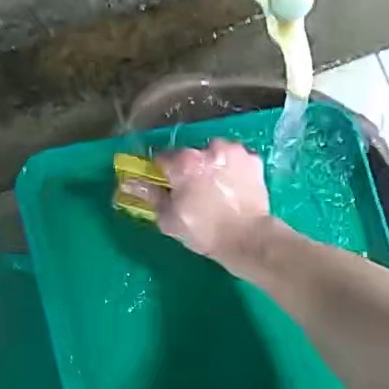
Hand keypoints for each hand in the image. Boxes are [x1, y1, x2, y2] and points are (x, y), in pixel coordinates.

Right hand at [155, 138, 286, 267]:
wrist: (248, 239)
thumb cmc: (205, 232)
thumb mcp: (170, 220)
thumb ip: (152, 197)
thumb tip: (135, 183)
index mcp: (184, 162)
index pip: (163, 159)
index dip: (163, 175)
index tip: (168, 188)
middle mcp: (208, 149)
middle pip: (191, 157)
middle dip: (191, 172)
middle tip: (197, 195)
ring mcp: (234, 153)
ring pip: (215, 155)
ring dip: (214, 168)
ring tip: (219, 192)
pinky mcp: (253, 161)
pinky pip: (236, 161)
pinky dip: (234, 171)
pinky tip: (236, 189)